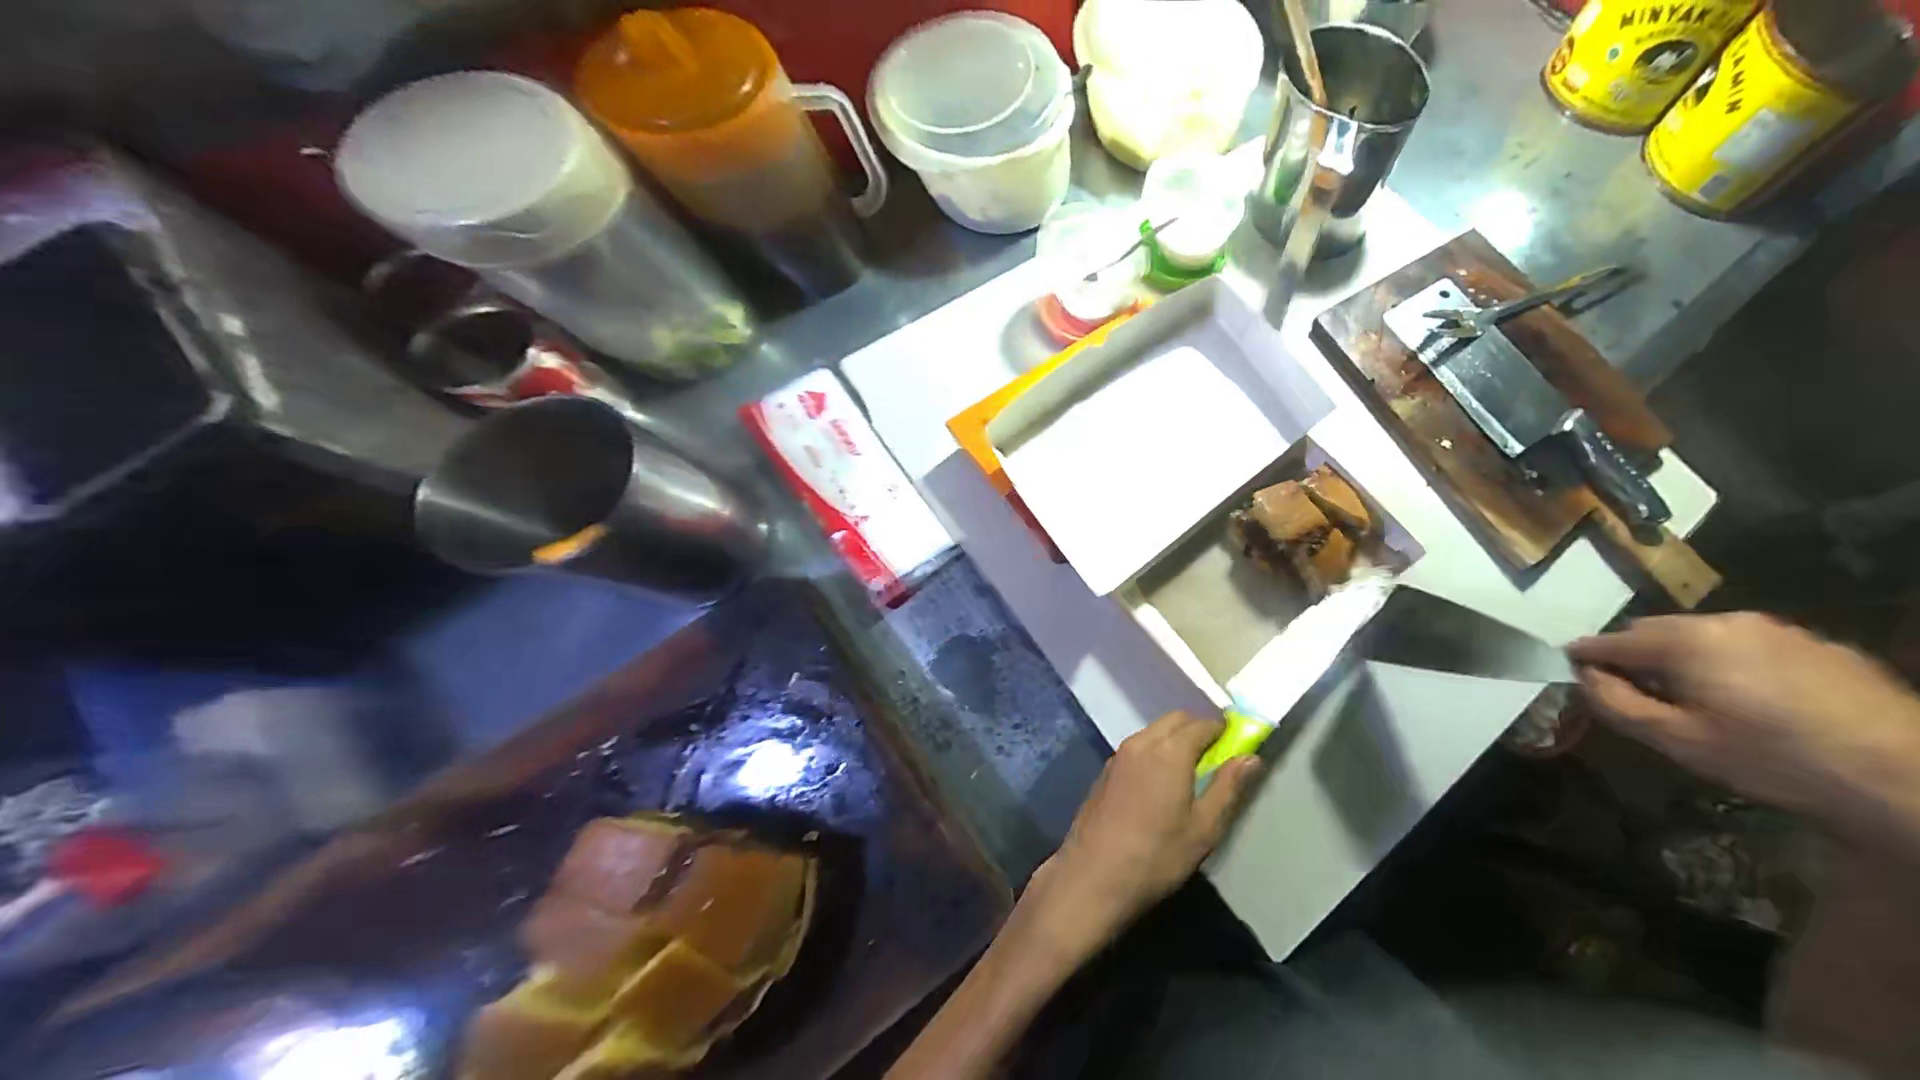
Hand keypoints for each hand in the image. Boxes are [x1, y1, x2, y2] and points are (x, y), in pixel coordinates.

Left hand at [1021, 711, 1262, 957]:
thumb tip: (1251, 757)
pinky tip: (1160, 781)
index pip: (1202, 724)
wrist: (1094, 874)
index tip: (1237, 745)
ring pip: (1153, 731)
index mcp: (1169, 751)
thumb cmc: (1157, 855)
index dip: (1223, 731)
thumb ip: (1228, 787)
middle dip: (1198, 730)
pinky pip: (1137, 747)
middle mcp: (1141, 742)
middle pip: (1175, 720)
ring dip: (1174, 739)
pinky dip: (1155, 750)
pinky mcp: (1106, 770)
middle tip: (1216, 758)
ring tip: (1190, 772)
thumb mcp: (1204, 827)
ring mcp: (1118, 754)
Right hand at [1571, 613, 1919, 845]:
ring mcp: (1779, 630)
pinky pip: (1747, 645)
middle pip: (1654, 631)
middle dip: (1635, 657)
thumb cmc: (1777, 760)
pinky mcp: (1819, 646)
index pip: (1610, 640)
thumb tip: (1584, 675)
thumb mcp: (1678, 741)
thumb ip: (1614, 702)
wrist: (1913, 778)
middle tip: (1638, 696)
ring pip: (1701, 636)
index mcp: (1687, 640)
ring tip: (1696, 700)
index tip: (1576, 677)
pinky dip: (1729, 663)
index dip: (1585, 658)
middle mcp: (1728, 621)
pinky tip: (1753, 702)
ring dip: (1683, 658)